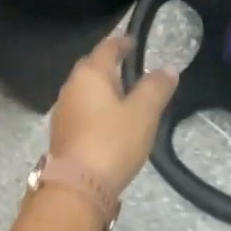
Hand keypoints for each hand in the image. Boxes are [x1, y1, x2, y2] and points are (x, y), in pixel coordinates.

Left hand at [49, 36, 178, 191]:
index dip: (121, 43)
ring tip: (123, 97)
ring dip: (102, 89)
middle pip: (92, 67)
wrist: (77, 188)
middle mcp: (71, 86)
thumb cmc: (112, 142)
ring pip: (85, 89)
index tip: (133, 42)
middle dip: (110, 66)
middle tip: (130, 70)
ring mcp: (63, 110)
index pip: (106, 48)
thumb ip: (155, 88)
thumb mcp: (142, 114)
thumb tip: (168, 69)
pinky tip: (108, 122)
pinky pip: (81, 109)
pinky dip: (95, 108)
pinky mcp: (61, 132)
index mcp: (90, 74)